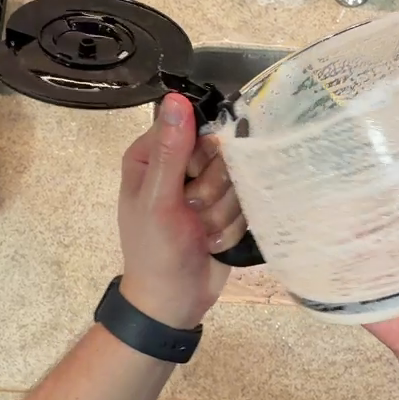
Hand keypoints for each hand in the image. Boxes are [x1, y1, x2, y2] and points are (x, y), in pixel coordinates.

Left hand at [117, 93, 247, 329]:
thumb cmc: (156, 251)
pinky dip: (231, 227)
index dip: (198, 154)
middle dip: (213, 189)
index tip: (190, 178)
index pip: (192, 127)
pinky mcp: (226, 210)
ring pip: (237, 180)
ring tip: (200, 233)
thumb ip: (172, 151)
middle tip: (193, 213)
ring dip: (222, 213)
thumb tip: (178, 97)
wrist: (172, 302)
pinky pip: (246, 203)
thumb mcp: (159, 201)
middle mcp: (179, 166)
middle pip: (220, 153)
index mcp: (151, 156)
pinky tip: (213, 242)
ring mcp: (205, 189)